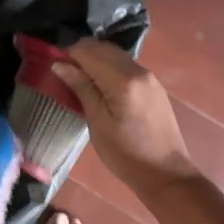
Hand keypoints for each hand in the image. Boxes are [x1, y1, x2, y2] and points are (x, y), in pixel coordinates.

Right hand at [50, 37, 197, 188]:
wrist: (167, 175)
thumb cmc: (126, 154)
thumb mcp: (98, 123)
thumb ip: (81, 88)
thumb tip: (59, 64)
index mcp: (122, 80)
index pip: (87, 51)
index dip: (68, 55)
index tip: (56, 70)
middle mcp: (138, 71)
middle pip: (102, 48)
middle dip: (81, 55)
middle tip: (67, 76)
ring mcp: (149, 77)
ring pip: (114, 54)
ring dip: (95, 60)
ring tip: (82, 83)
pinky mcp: (154, 85)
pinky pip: (126, 65)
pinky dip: (110, 68)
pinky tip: (103, 88)